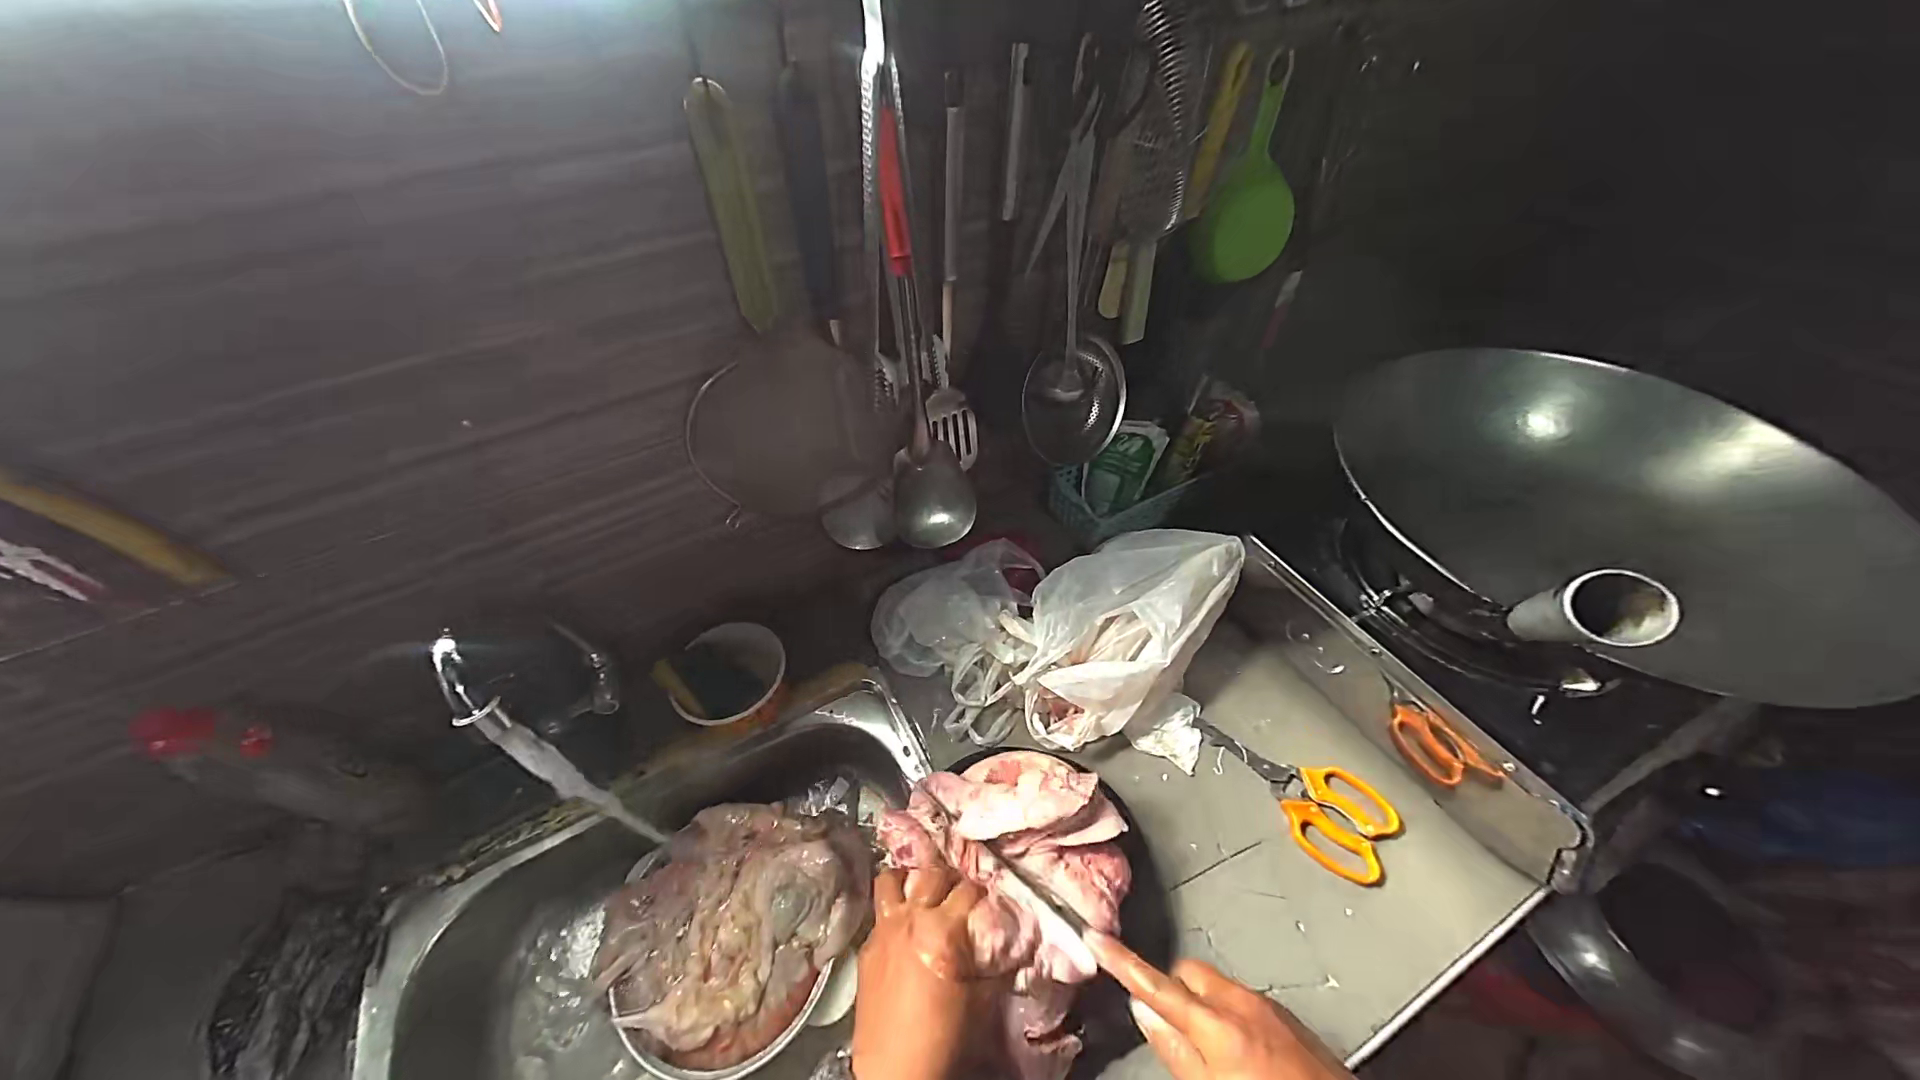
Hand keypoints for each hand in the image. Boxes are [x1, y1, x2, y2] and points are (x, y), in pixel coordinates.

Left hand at [852, 867, 992, 1079]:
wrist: (895, 1071)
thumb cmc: (943, 1038)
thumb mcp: (979, 999)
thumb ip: (990, 964)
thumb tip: (1003, 946)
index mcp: (942, 930)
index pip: (968, 890)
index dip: (981, 892)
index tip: (986, 898)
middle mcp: (911, 919)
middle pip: (933, 874)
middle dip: (950, 879)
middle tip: (958, 891)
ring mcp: (884, 930)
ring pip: (892, 879)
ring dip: (909, 879)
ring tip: (920, 890)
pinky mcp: (866, 947)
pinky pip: (878, 913)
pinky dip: (892, 910)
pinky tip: (901, 925)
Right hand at [1087, 931, 1354, 1079]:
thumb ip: (1175, 1051)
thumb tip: (1143, 1011)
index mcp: (1216, 1024)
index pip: (1155, 984)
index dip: (1121, 961)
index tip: (1095, 938)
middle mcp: (1241, 1002)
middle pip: (1187, 972)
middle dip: (1173, 989)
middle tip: (1170, 1026)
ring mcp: (1268, 1007)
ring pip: (1216, 986)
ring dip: (1202, 1005)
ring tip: (1210, 1050)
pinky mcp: (1289, 1018)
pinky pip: (1244, 1001)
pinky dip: (1230, 1015)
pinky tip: (1242, 1053)